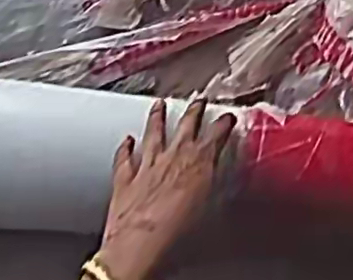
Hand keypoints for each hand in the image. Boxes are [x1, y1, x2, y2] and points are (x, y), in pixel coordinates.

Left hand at [96, 99, 236, 279]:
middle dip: (195, 110)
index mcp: (200, 161)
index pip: (218, 132)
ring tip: (159, 105)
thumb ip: (217, 191)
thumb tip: (227, 190)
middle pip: (187, 124)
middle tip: (199, 101)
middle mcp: (175, 156)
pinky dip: (125, 148)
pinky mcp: (124, 181)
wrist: (137, 251)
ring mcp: (148, 166)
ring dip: (157, 117)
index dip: (225, 122)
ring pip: (154, 133)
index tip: (228, 118)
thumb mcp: (210, 211)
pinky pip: (124, 160)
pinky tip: (126, 140)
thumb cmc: (177, 236)